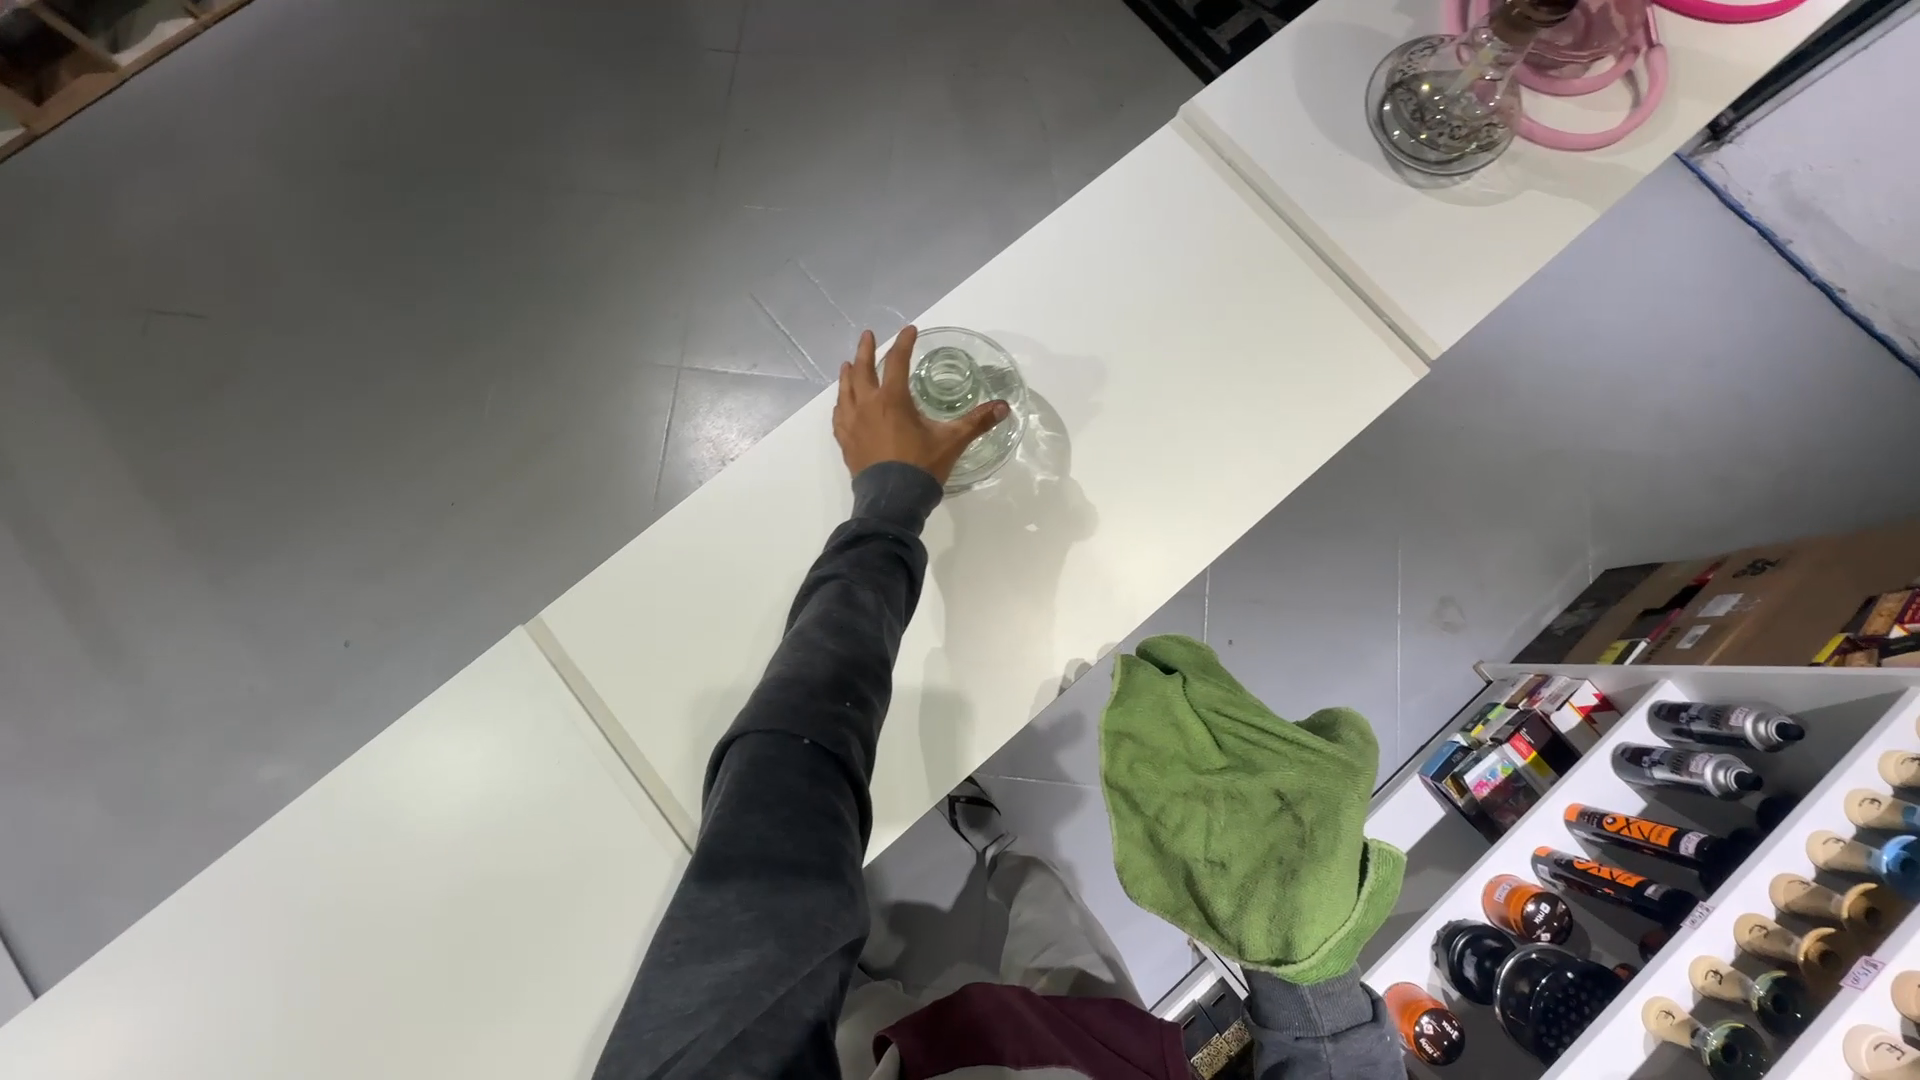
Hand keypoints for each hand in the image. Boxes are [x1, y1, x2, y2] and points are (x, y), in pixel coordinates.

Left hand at [833, 326, 1009, 486]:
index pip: (897, 360)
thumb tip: (1004, 407)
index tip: (910, 330)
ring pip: (845, 390)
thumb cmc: (921, 467)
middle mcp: (867, 405)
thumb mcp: (952, 441)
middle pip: (862, 369)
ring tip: (848, 364)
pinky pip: (838, 415)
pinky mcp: (845, 441)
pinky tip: (843, 404)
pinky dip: (841, 403)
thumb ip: (976, 421)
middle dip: (866, 349)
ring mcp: (852, 423)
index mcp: (892, 399)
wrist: (892, 501)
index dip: (904, 342)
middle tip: (868, 335)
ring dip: (848, 373)